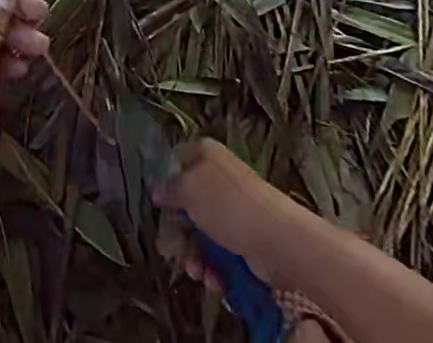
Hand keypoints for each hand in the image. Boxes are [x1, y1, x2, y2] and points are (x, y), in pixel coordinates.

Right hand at [156, 138, 306, 288]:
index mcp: (207, 155)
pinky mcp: (242, 237)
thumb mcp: (189, 189)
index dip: (164, 181)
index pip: (177, 160)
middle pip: (187, 203)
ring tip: (197, 270)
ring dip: (194, 256)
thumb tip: (157, 191)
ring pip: (200, 232)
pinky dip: (212, 266)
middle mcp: (219, 178)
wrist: (275, 239)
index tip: (157, 204)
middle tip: (176, 249)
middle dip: (179, 232)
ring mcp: (232, 209)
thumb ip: (170, 189)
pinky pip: (218, 251)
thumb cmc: (228, 205)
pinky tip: (212, 277)